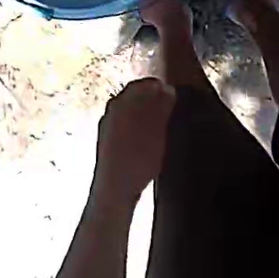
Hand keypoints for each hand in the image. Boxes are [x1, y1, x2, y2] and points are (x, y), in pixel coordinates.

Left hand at [91, 77, 175, 206]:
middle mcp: (110, 110)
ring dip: (144, 113)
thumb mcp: (156, 130)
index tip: (172, 92)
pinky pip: (124, 125)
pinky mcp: (107, 144)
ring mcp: (106, 128)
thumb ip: (162, 107)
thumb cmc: (137, 158)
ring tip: (161, 122)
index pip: (140, 85)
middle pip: (133, 96)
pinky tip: (147, 138)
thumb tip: (168, 88)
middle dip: (150, 98)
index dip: (157, 86)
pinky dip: (137, 126)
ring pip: (128, 112)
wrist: (113, 193)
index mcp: (121, 102)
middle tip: (169, 106)